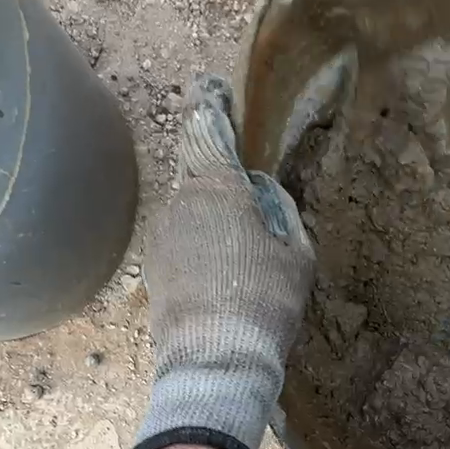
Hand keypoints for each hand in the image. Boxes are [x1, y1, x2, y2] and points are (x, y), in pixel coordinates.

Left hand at [118, 75, 314, 448]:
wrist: (217, 359)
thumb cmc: (266, 302)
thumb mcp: (298, 256)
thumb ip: (282, 211)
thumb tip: (262, 192)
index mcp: (219, 187)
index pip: (209, 129)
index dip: (212, 106)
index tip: (211, 89)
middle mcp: (181, 200)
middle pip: (197, 172)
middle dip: (218, 178)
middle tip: (243, 200)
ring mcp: (161, 234)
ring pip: (187, 209)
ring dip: (208, 218)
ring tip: (237, 254)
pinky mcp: (151, 266)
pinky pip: (178, 240)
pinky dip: (196, 246)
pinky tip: (217, 275)